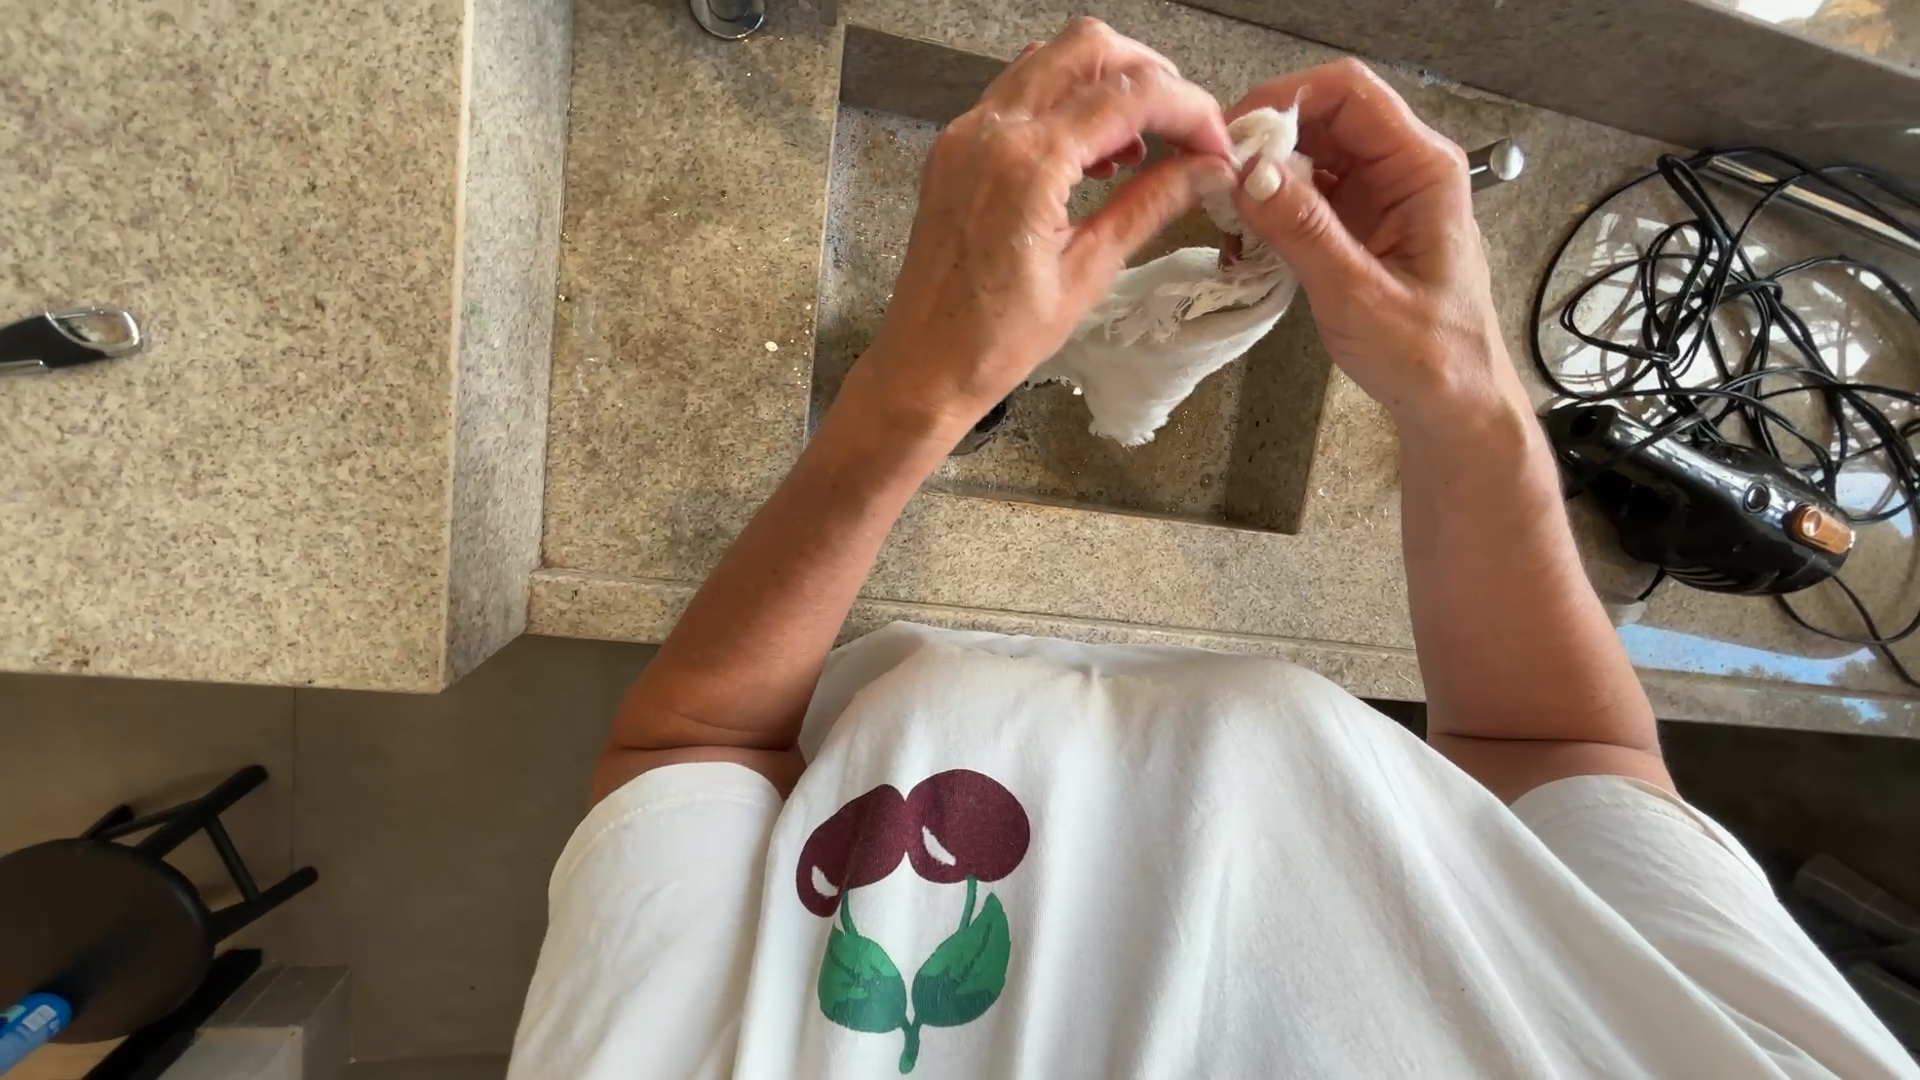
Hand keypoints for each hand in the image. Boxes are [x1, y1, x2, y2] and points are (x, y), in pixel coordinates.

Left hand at [841, 18, 1235, 446]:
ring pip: (1048, 63)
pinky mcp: (952, 154)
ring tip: (1137, 146)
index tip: (1214, 143)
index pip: (1129, 97)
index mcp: (1027, 165)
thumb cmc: (993, 341)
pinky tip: (1086, 154)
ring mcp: (963, 138)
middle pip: (1087, 49)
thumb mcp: (1085, 274)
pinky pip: (1014, 98)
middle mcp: (989, 134)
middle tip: (1182, 125)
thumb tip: (1205, 172)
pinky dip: (1060, 107)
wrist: (926, 367)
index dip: (1188, 110)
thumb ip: (1149, 207)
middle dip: (1148, 75)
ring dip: (1102, 86)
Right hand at [1226, 60, 1520, 439]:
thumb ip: (1304, 231)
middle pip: (1322, 120)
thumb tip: (1247, 174)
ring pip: (1306, 160)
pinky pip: (1303, 200)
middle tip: (1213, 188)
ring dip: (1259, 184)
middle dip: (1262, 145)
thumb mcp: (1357, 293)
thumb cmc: (1422, 352)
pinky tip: (1245, 246)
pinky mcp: (1354, 228)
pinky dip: (1268, 215)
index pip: (1349, 94)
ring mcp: (1375, 198)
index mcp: (1419, 169)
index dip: (1283, 100)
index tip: (1226, 141)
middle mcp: (1398, 170)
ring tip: (1226, 226)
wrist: (1450, 400)